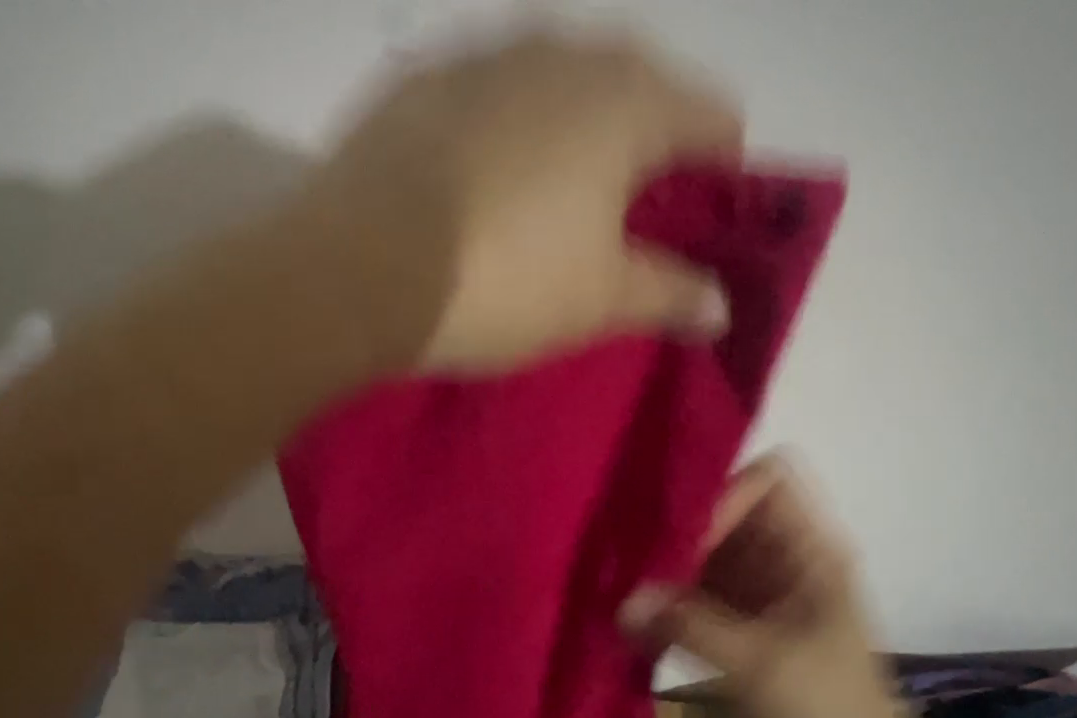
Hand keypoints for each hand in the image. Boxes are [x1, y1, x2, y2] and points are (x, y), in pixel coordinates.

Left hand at [303, 28, 741, 372]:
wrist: (355, 267)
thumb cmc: (500, 282)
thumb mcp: (598, 301)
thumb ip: (670, 294)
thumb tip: (721, 306)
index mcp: (630, 100)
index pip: (714, 118)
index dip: (719, 175)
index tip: (693, 227)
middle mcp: (564, 53)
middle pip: (637, 89)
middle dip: (642, 148)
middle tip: (617, 220)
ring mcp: (484, 56)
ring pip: (556, 83)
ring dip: (567, 130)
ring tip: (541, 200)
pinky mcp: (416, 79)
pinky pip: (484, 95)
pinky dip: (498, 129)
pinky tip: (472, 181)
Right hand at [622, 455, 902, 717]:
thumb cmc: (828, 716)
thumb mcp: (758, 665)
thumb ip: (688, 625)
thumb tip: (620, 602)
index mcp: (811, 551)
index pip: (764, 482)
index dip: (721, 497)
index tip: (678, 543)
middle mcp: (785, 562)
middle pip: (725, 517)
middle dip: (676, 533)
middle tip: (622, 558)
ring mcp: (761, 597)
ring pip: (705, 559)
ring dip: (664, 572)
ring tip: (615, 588)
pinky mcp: (741, 631)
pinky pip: (696, 599)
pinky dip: (666, 606)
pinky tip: (630, 623)